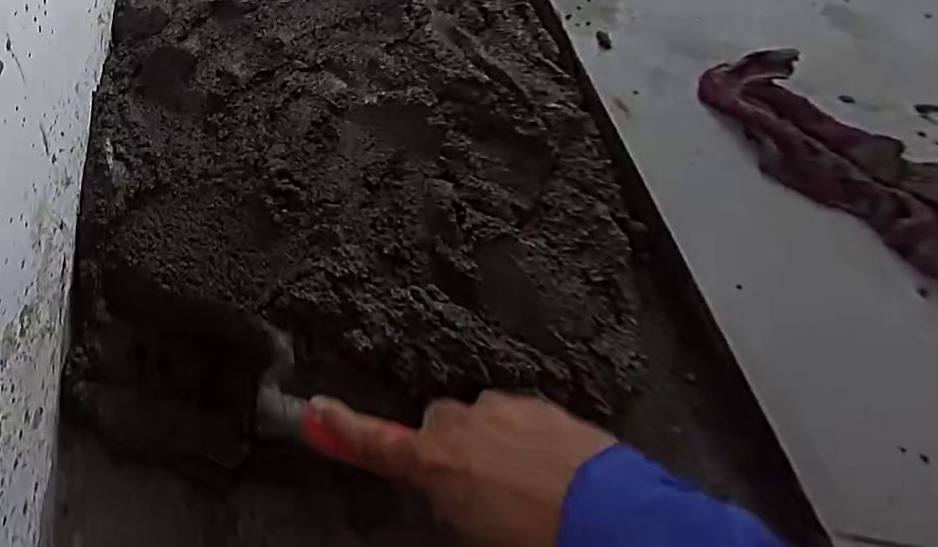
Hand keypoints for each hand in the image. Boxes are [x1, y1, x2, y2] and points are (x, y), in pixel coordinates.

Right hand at [306, 392, 616, 546]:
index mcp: (441, 464)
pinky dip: (526, 440)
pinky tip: (557, 475)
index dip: (341, 428)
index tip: (314, 410)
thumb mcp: (483, 537)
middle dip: (451, 451)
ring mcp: (501, 409)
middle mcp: (461, 426)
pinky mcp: (539, 404)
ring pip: (481, 422)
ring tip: (532, 490)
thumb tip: (453, 496)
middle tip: (483, 494)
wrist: (623, 524)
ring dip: (493, 446)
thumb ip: (455, 505)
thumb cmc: (544, 544)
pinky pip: (518, 418)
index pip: (378, 442)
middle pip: (438, 427)